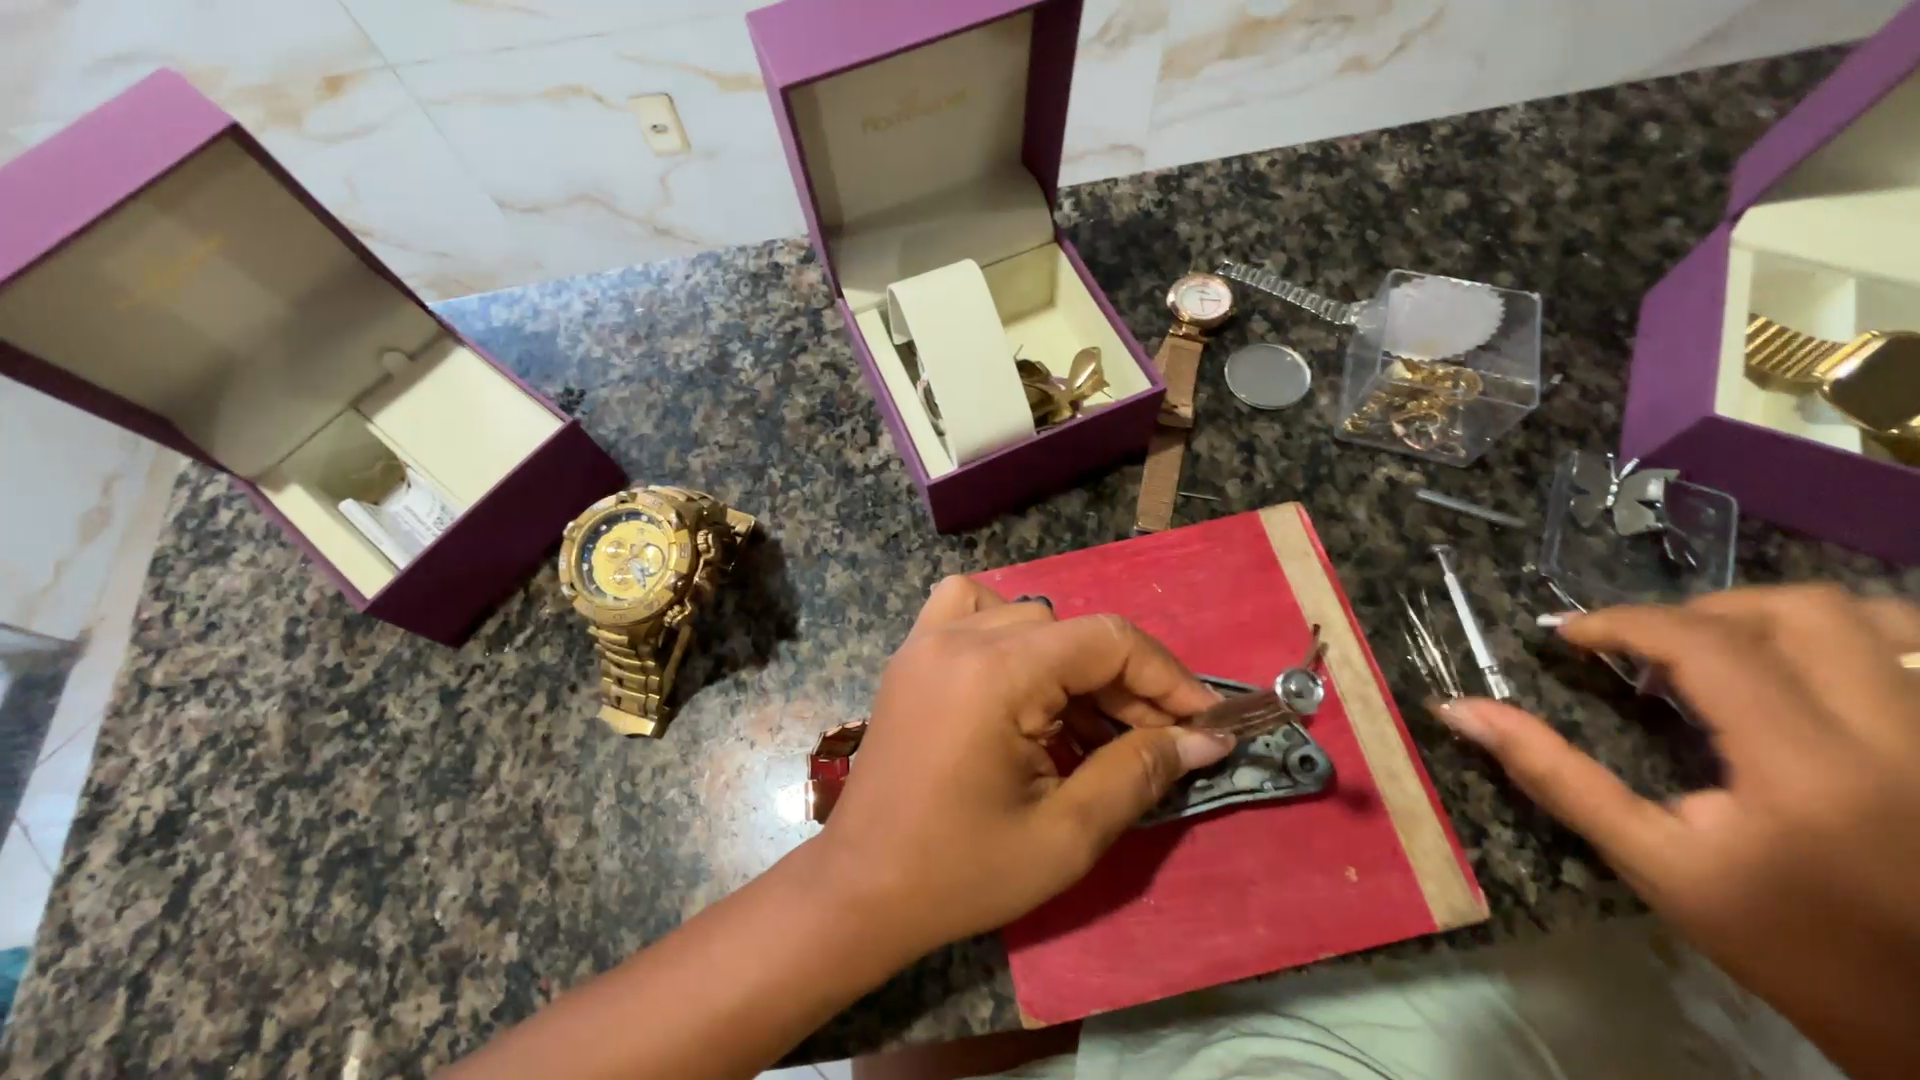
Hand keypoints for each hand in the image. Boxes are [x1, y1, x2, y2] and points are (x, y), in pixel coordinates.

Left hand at [816, 576, 1234, 957]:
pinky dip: (1009, 633)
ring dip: (1070, 661)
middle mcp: (958, 638)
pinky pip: (970, 609)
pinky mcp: (911, 655)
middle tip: (1154, 741)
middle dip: (1124, 682)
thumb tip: (1204, 738)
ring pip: (1028, 617)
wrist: (861, 890)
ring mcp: (926, 640)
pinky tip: (1020, 682)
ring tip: (1086, 723)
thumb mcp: (1066, 835)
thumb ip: (1139, 771)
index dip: (1167, 678)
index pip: (1107, 641)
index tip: (1204, 723)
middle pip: (1071, 631)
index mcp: (996, 674)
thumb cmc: (962, 873)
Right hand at [1434, 585, 1919, 1078]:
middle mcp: (1895, 734)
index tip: (1569, 634)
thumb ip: (1556, 778)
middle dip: (1702, 611)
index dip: (1625, 622)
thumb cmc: (1779, 941)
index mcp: (1806, 767)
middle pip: (1798, 611)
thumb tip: (1459, 709)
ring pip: (1881, 619)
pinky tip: (1813, 669)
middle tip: (1648, 647)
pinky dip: (1861, 640)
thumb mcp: (1653, 863)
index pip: (1708, 645)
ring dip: (1782, 618)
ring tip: (1729, 651)